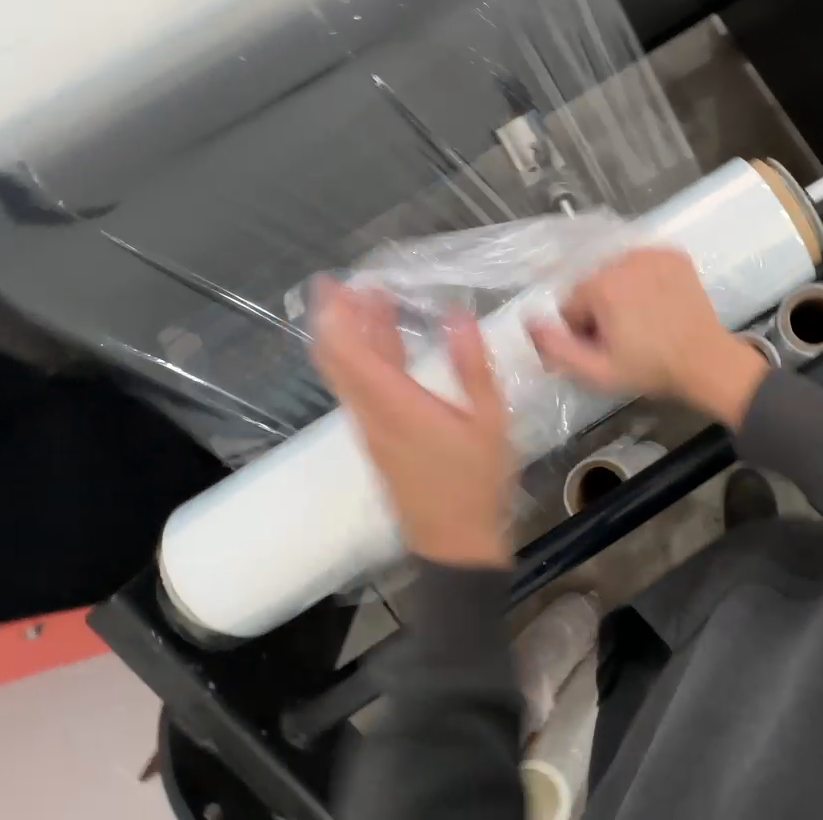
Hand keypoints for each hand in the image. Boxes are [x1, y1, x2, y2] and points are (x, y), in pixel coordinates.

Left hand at [310, 281, 512, 567]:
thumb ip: (472, 367)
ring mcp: (371, 429)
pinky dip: (361, 360)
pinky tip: (383, 348)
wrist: (453, 540)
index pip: (351, 351)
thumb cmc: (476, 480)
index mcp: (396, 404)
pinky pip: (357, 389)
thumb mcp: (489, 421)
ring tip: (364, 303)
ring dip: (349, 337)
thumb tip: (457, 315)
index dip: (337, 315)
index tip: (335, 282)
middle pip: (337, 359)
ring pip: (345, 374)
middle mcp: (372, 413)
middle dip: (334, 319)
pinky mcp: (377, 440)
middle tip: (340, 284)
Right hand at [526, 248, 768, 428]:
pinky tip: (657, 304)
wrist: (706, 360)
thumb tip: (529, 321)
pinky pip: (643, 263)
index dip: (582, 330)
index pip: (570, 304)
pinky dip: (644, 279)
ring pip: (617, 271)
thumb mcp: (596, 372)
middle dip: (600, 308)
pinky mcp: (674, 254)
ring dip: (621, 292)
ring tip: (643, 321)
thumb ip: (555, 348)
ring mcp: (652, 253)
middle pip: (592, 284)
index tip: (604, 347)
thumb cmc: (650, 369)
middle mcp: (623, 259)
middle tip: (625, 337)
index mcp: (600, 285)